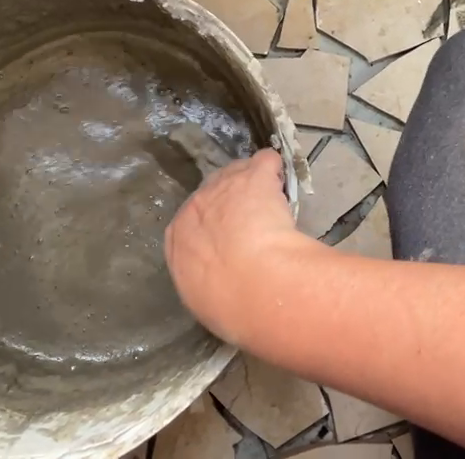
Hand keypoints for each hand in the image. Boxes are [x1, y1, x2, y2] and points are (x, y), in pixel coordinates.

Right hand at [165, 148, 314, 344]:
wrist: (255, 283)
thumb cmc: (229, 304)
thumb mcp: (204, 298)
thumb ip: (205, 279)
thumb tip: (219, 279)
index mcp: (178, 238)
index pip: (193, 219)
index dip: (214, 222)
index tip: (231, 233)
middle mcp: (196, 205)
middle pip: (214, 189)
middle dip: (232, 198)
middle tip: (255, 217)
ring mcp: (225, 185)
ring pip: (240, 171)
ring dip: (255, 183)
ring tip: (275, 203)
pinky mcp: (255, 176)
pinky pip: (266, 161)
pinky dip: (276, 169)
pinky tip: (285, 181)